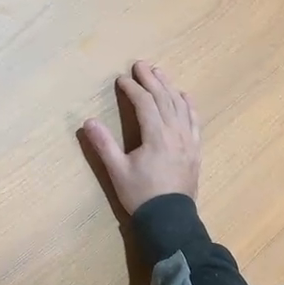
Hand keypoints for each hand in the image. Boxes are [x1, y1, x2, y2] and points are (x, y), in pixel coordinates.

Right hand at [82, 61, 201, 214]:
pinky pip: (194, 121)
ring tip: (159, 72)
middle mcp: (175, 133)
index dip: (133, 89)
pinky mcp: (195, 149)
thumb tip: (88, 121)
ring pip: (180, 106)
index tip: (122, 79)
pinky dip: (188, 105)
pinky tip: (184, 95)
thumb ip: (103, 145)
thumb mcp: (117, 171)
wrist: (170, 219)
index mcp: (156, 136)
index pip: (145, 103)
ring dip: (169, 86)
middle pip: (164, 98)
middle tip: (140, 64)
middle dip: (151, 79)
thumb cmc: (141, 195)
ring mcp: (188, 140)